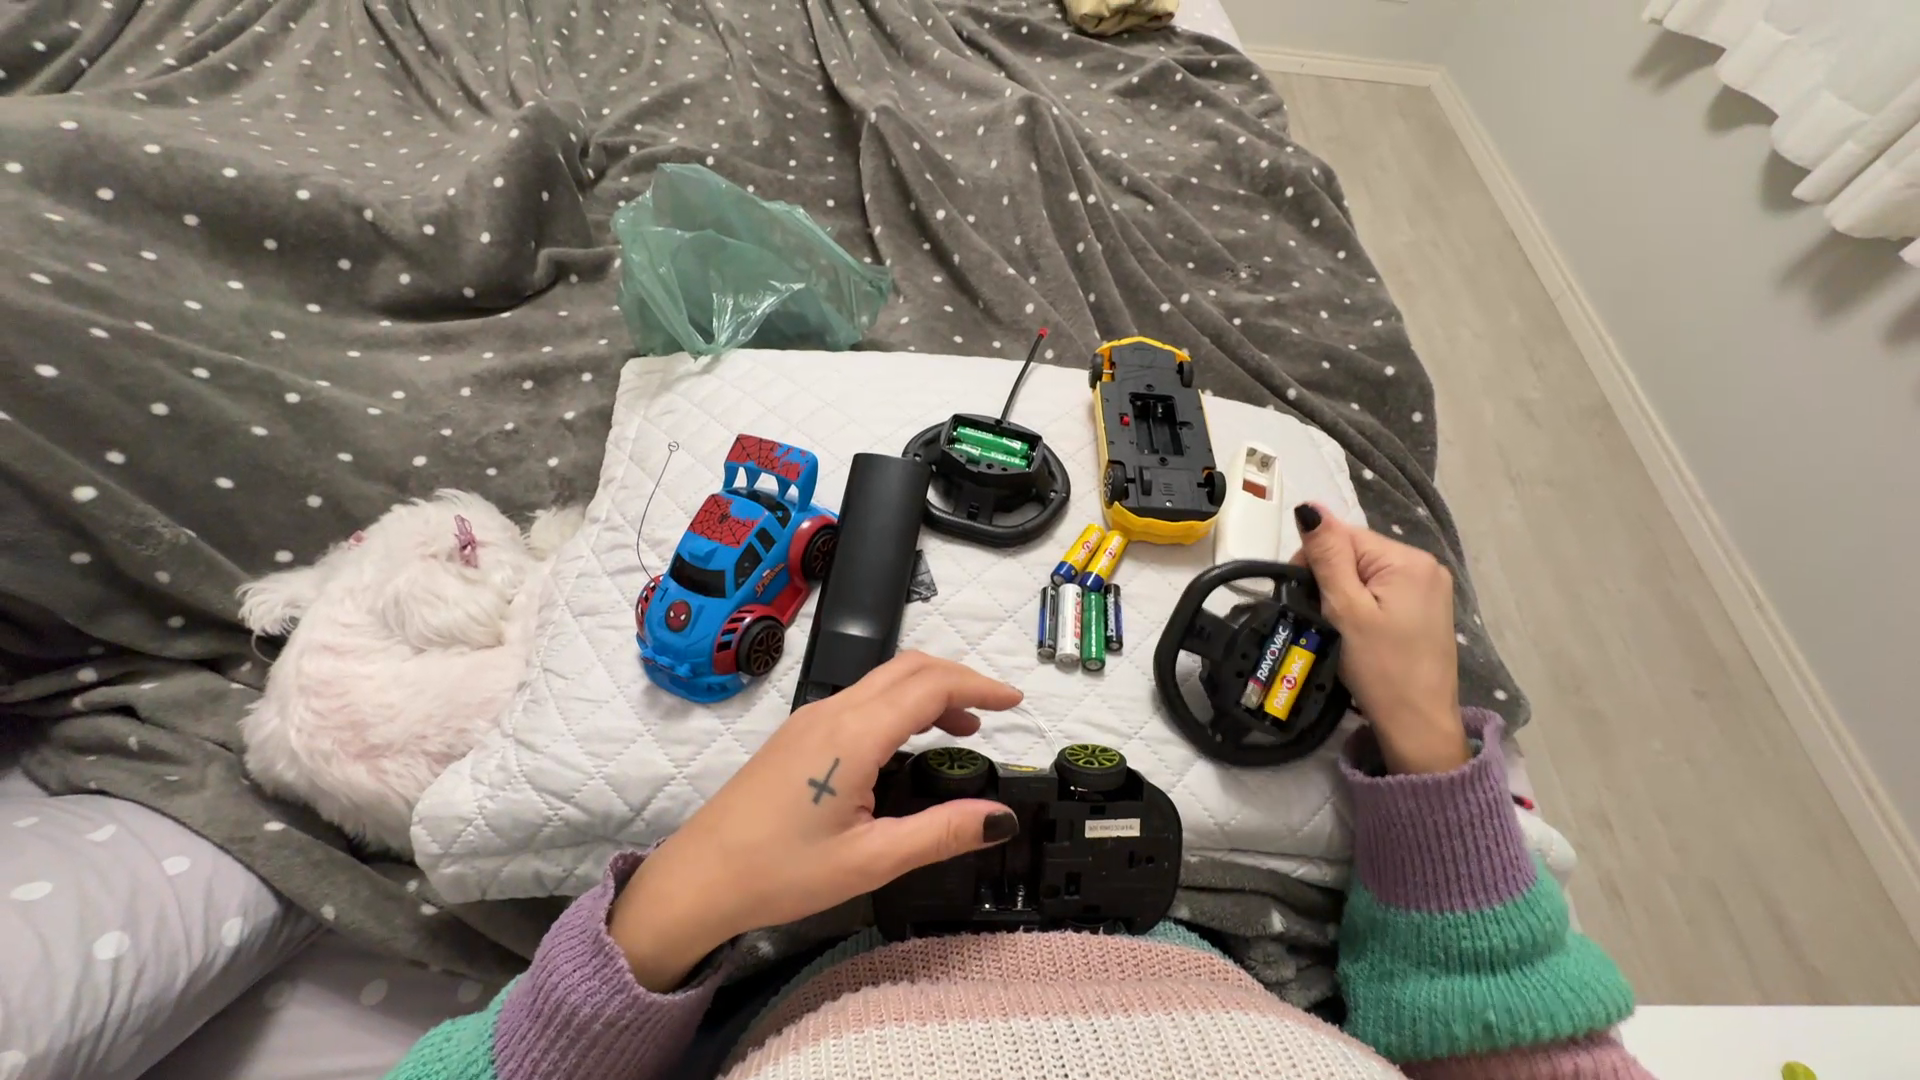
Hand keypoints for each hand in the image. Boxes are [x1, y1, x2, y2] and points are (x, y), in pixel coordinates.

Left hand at [608, 652, 1023, 990]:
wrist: (698, 879)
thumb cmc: (782, 873)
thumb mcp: (870, 861)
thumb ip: (941, 833)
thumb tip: (1001, 817)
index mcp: (854, 734)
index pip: (930, 686)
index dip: (979, 686)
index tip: (1015, 700)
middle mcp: (833, 711)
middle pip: (909, 667)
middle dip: (958, 678)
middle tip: (996, 708)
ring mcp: (811, 718)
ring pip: (884, 680)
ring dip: (929, 689)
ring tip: (963, 727)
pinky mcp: (799, 732)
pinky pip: (862, 698)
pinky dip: (900, 703)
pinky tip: (911, 740)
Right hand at [1290, 503, 1469, 774]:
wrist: (1417, 723)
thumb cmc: (1379, 667)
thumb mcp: (1345, 609)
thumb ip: (1327, 555)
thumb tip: (1309, 507)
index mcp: (1407, 559)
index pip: (1341, 536)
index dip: (1314, 562)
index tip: (1306, 598)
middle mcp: (1424, 564)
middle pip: (1354, 551)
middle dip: (1330, 579)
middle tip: (1326, 618)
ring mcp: (1429, 587)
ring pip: (1364, 571)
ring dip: (1343, 594)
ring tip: (1342, 628)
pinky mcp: (1426, 608)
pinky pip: (1381, 589)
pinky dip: (1362, 605)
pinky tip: (1360, 631)